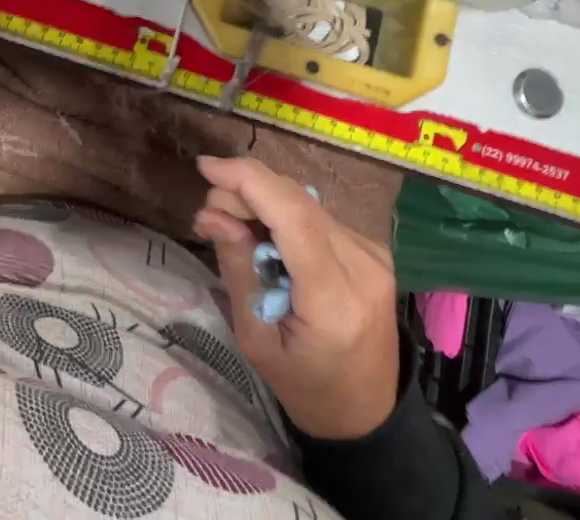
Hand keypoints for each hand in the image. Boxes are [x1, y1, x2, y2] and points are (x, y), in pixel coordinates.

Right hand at [191, 155, 400, 440]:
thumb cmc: (305, 386)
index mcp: (335, 299)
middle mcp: (363, 266)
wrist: (367, 413)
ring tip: (231, 228)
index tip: (205, 167)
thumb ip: (238, 271)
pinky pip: (316, 215)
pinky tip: (264, 238)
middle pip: (296, 201)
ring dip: (260, 201)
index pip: (294, 218)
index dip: (248, 181)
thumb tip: (211, 213)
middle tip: (208, 215)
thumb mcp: (256, 340)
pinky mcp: (372, 249)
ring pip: (304, 202)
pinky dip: (281, 214)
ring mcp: (374, 254)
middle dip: (244, 190)